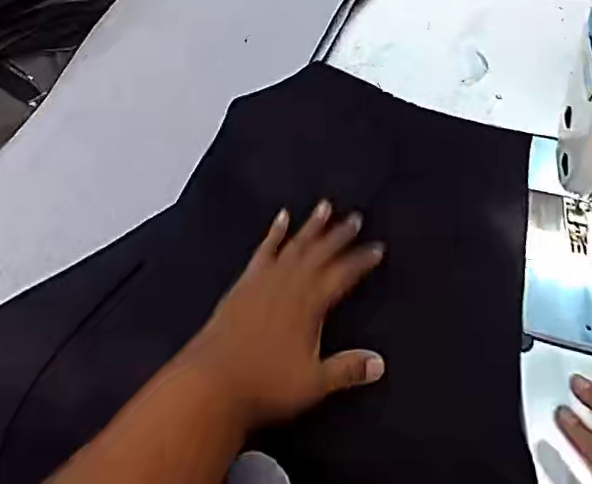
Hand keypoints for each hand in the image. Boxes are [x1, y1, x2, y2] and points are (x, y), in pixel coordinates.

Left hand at [174, 200, 386, 432]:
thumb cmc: (265, 384)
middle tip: (356, 218)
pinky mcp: (245, 281)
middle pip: (321, 252)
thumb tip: (379, 363)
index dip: (362, 261)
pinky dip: (275, 232)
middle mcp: (291, 283)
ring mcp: (266, 278)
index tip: (377, 248)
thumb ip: (347, 369)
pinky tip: (281, 218)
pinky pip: (265, 249)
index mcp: (311, 303)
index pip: (344, 274)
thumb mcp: (313, 383)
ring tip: (325, 206)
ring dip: (312, 225)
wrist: (212, 382)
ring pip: (295, 244)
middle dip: (341, 235)